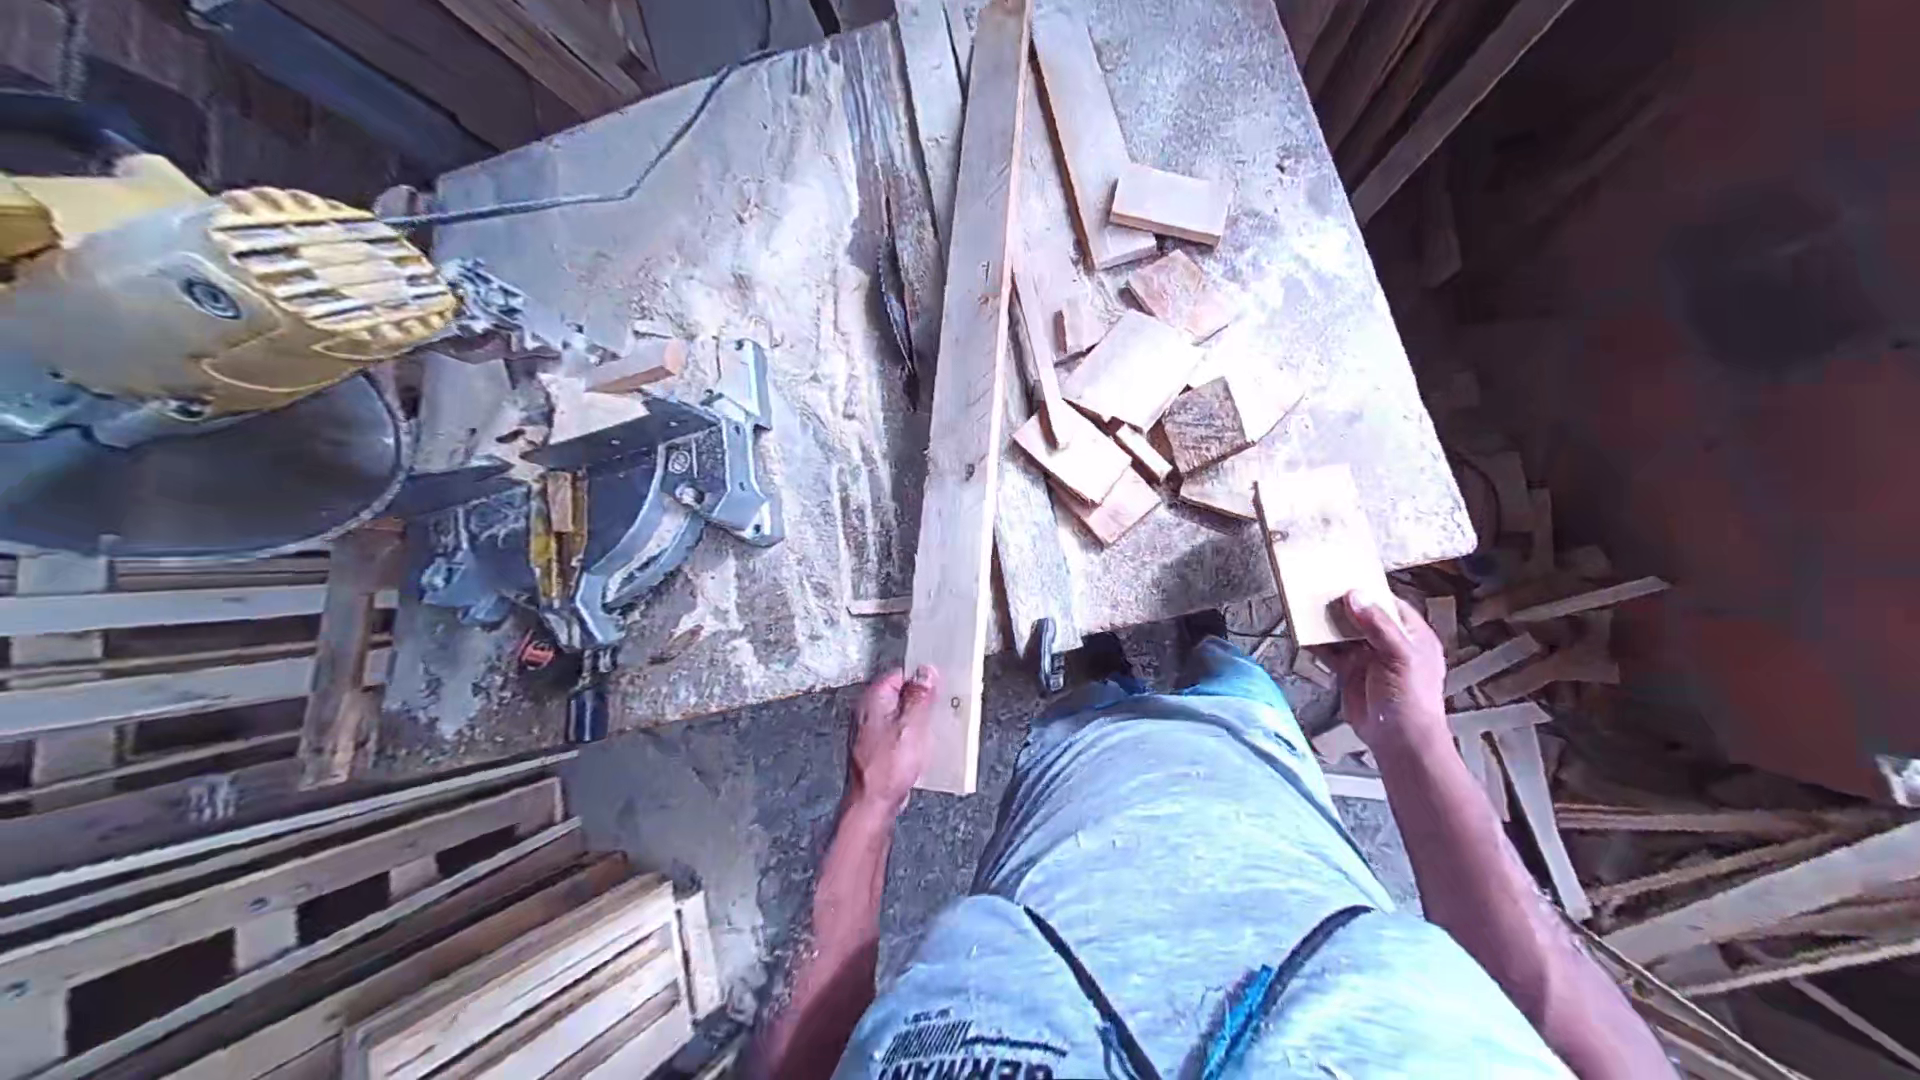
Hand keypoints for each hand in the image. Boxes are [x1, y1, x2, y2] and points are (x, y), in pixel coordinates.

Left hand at [845, 665, 938, 817]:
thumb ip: (920, 696)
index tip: (937, 689)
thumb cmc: (888, 767)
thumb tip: (926, 673)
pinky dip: (910, 738)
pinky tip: (920, 749)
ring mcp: (870, 730)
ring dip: (917, 722)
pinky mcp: (876, 748)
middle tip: (937, 712)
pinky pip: (898, 734)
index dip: (921, 680)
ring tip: (929, 733)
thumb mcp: (913, 725)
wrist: (872, 803)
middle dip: (920, 702)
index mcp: (874, 698)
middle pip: (900, 694)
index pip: (900, 674)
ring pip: (900, 715)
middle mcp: (868, 711)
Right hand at [1313, 591, 1447, 755]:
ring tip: (1307, 609)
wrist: (1398, 739)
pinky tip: (1304, 635)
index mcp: (1412, 635)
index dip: (1369, 592)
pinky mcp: (1349, 671)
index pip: (1389, 605)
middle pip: (1362, 616)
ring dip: (1327, 624)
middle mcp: (1389, 643)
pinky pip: (1330, 652)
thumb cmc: (1411, 697)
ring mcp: (1367, 657)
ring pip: (1343, 633)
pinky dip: (1317, 644)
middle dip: (1342, 606)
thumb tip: (1354, 595)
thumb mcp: (1399, 655)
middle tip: (1319, 591)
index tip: (1345, 579)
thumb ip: (1377, 624)